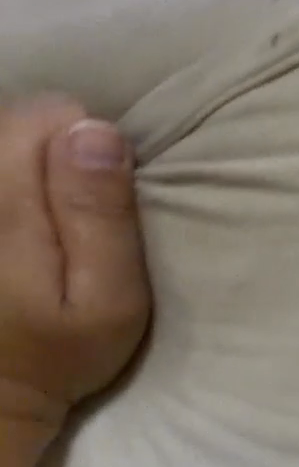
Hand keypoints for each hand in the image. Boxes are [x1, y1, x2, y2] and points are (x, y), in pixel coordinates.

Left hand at [0, 96, 149, 427]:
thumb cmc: (61, 349)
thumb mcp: (108, 295)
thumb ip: (99, 213)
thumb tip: (98, 131)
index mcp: (10, 207)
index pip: (48, 118)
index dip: (93, 142)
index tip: (119, 182)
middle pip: (11, 121)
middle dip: (57, 148)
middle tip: (86, 203)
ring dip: (29, 162)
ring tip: (54, 209)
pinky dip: (16, 180)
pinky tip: (28, 212)